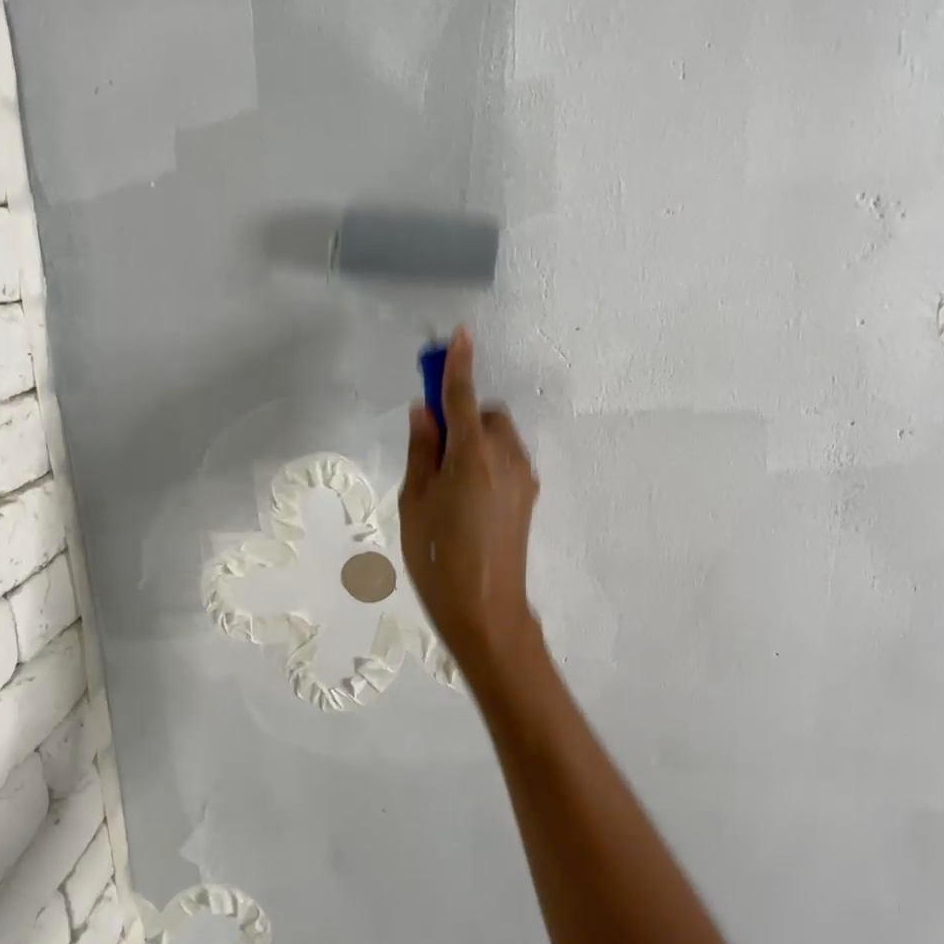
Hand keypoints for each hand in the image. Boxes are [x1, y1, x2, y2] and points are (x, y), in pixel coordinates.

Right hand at [399, 327, 541, 665]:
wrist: (486, 609)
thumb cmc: (437, 557)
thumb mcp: (414, 502)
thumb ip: (422, 451)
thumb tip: (424, 411)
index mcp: (472, 456)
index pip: (462, 397)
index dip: (458, 364)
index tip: (460, 333)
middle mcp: (505, 458)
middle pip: (485, 415)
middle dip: (462, 419)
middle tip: (433, 454)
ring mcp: (523, 478)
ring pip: (498, 437)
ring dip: (475, 440)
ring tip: (449, 485)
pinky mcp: (529, 496)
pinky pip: (506, 460)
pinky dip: (487, 461)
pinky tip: (468, 501)